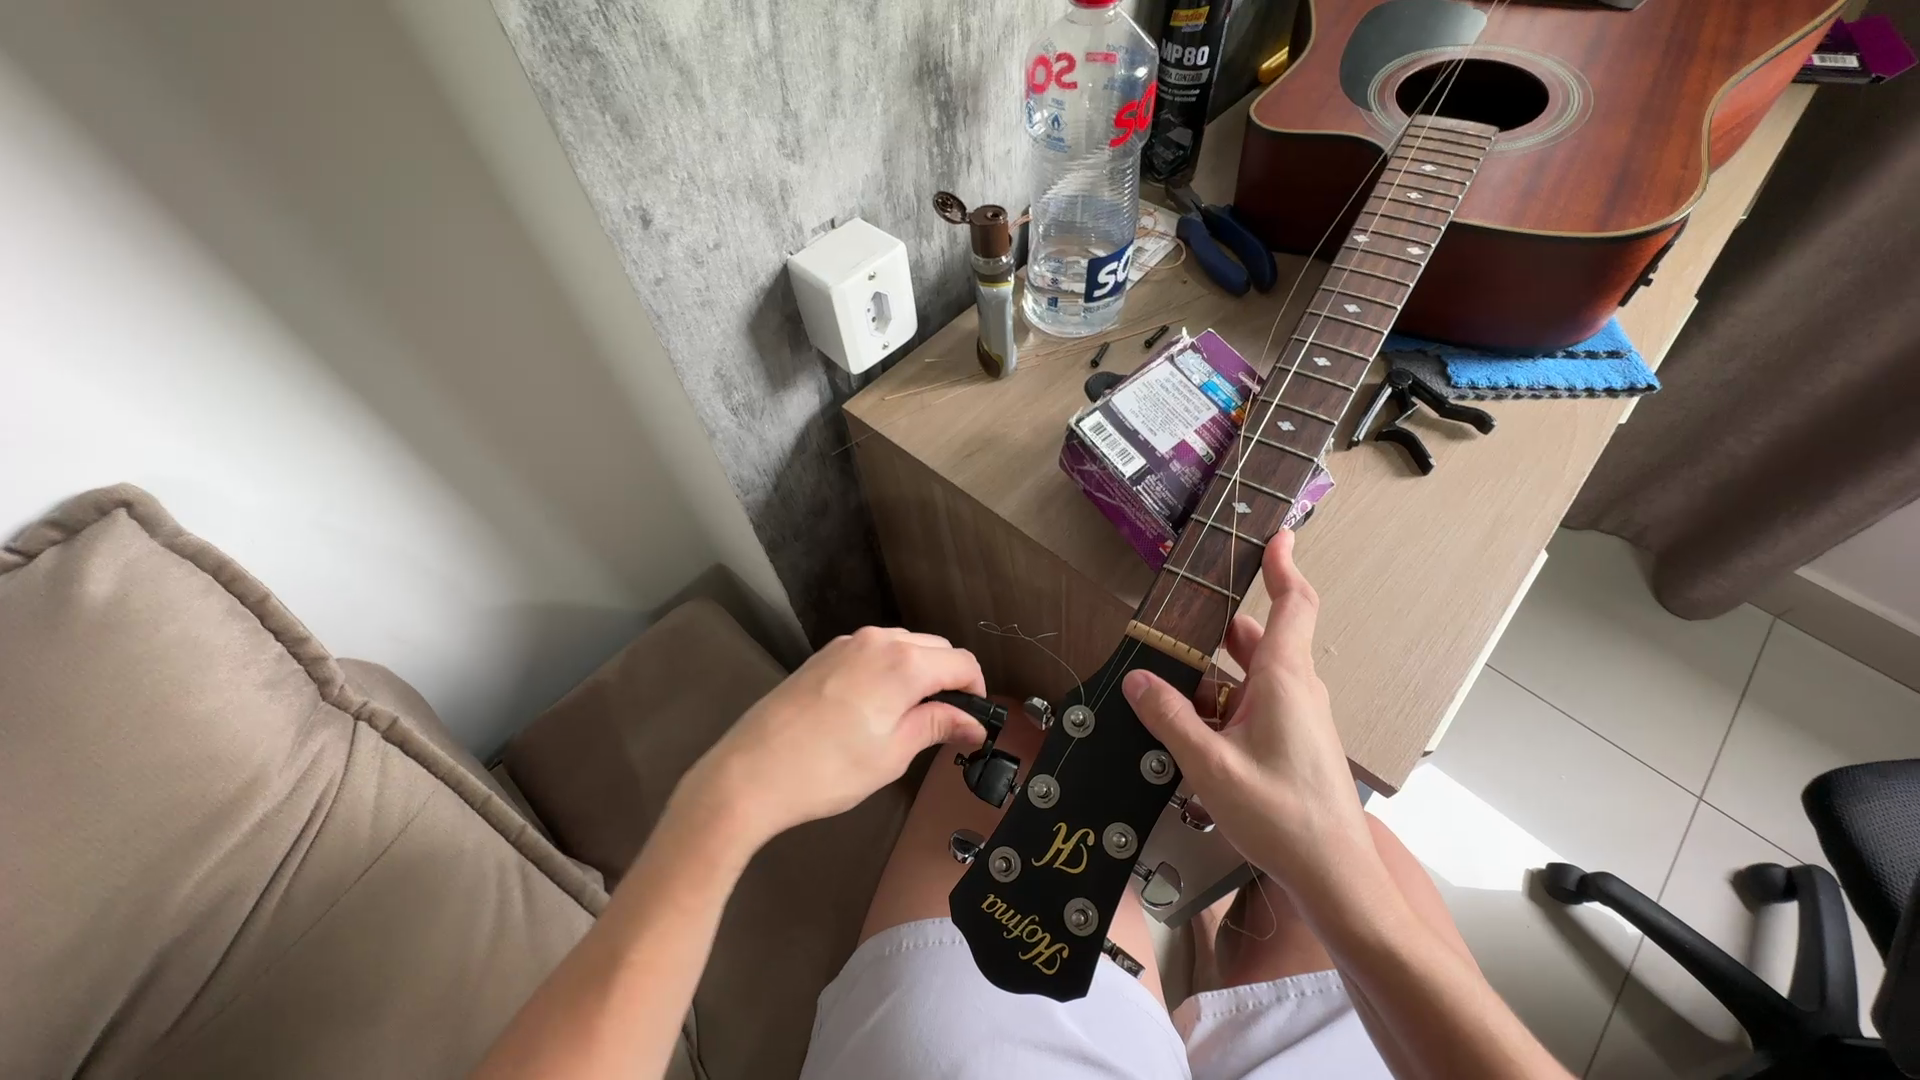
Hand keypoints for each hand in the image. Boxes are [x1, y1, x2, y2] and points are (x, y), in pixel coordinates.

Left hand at [680, 627, 986, 846]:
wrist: (750, 773)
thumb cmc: (826, 770)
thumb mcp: (893, 753)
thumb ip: (938, 726)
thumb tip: (974, 724)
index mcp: (903, 663)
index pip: (962, 662)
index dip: (976, 691)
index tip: (973, 722)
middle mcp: (878, 641)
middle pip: (935, 648)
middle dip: (949, 680)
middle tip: (945, 724)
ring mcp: (847, 644)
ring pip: (904, 646)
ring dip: (918, 672)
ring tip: (909, 717)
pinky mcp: (824, 654)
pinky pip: (873, 651)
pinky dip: (889, 670)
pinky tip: (875, 707)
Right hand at [1122, 531, 1375, 895]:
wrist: (1334, 875)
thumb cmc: (1278, 815)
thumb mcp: (1209, 766)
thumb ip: (1170, 719)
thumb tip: (1137, 678)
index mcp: (1284, 680)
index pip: (1293, 605)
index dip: (1284, 565)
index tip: (1276, 533)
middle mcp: (1296, 690)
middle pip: (1261, 638)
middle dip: (1221, 626)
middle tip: (1176, 618)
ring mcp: (1299, 717)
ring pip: (1256, 673)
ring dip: (1219, 670)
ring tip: (1170, 675)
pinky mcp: (1296, 741)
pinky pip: (1258, 702)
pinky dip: (1227, 699)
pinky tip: (1194, 725)